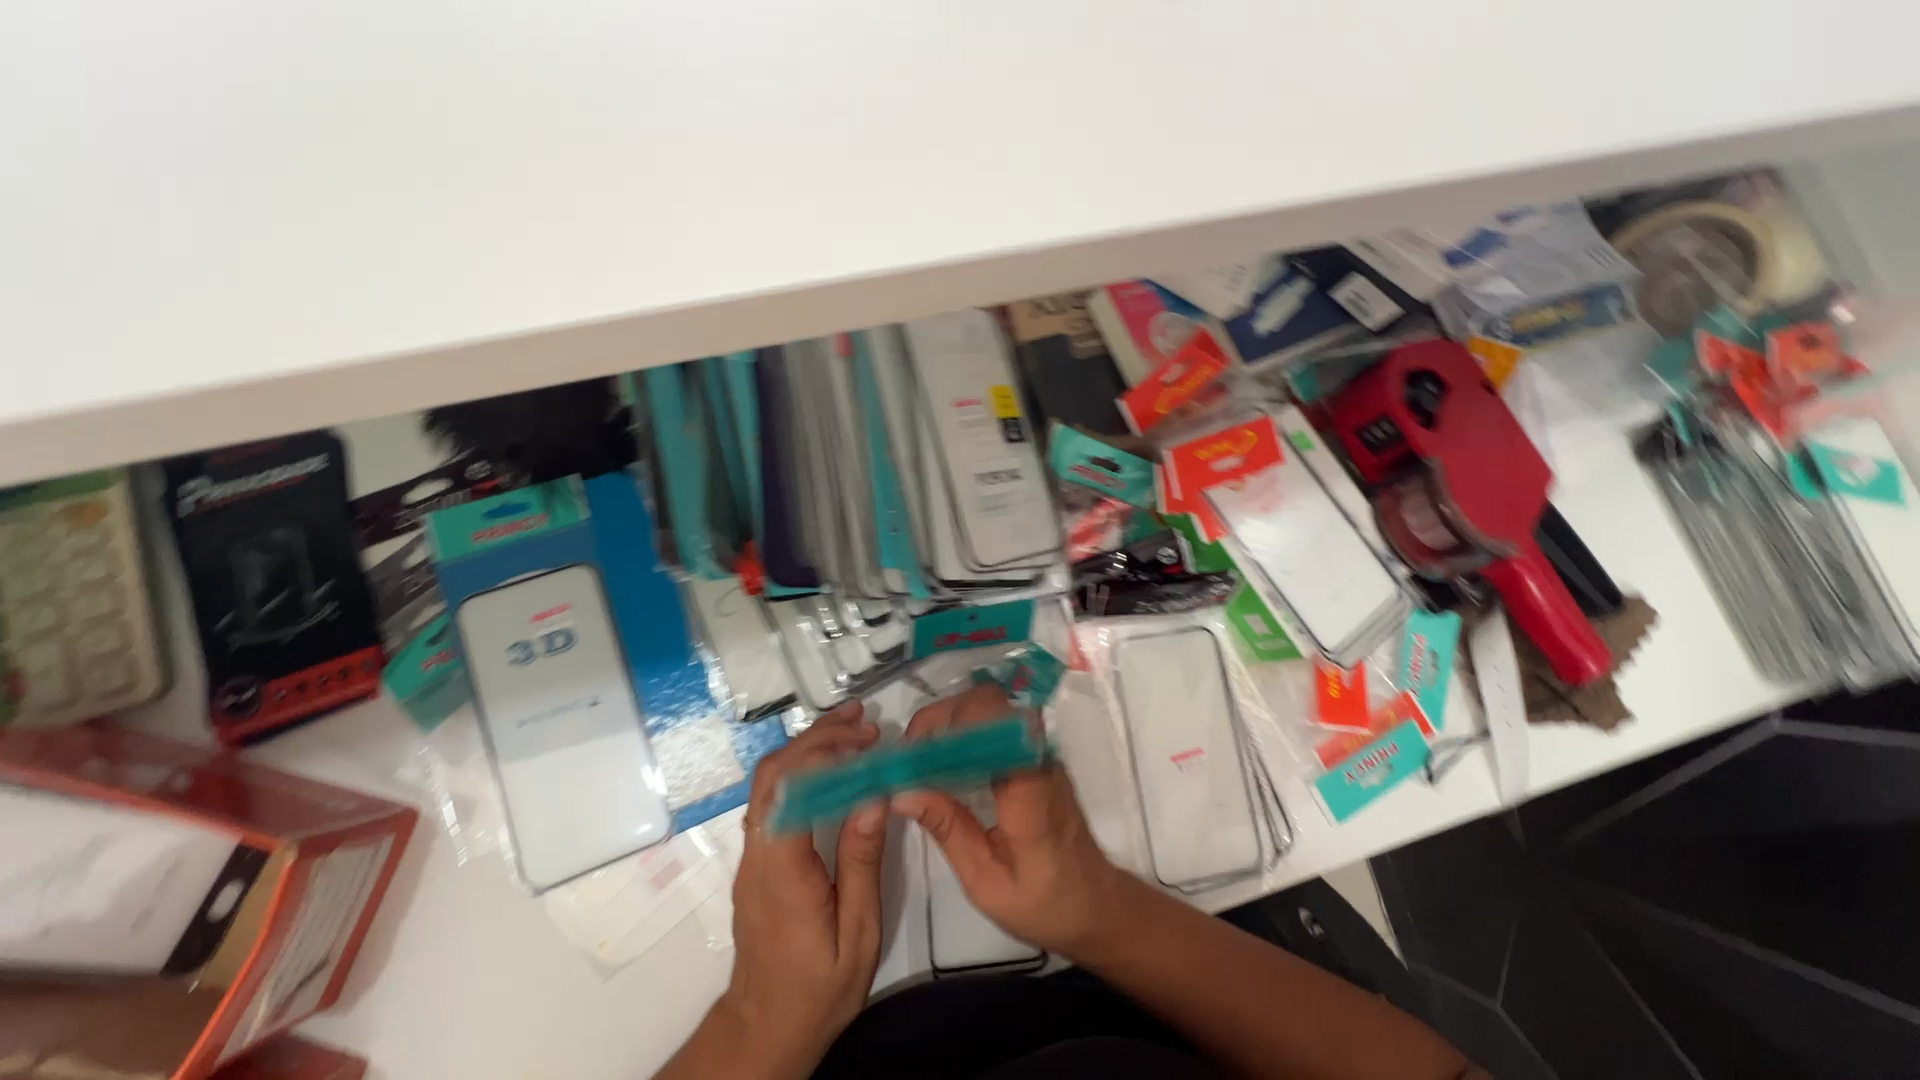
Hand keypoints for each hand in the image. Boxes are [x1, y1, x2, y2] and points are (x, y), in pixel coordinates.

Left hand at [720, 704, 888, 1074]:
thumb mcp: (858, 934)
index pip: (790, 790)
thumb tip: (873, 799)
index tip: (868, 743)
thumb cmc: (818, 989)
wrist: (766, 1026)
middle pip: (774, 774)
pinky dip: (802, 771)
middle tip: (865, 722)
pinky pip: (773, 800)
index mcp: (782, 871)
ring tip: (853, 727)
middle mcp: (758, 853)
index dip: (826, 754)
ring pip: (768, 783)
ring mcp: (752, 854)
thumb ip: (861, 864)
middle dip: (817, 738)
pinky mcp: (758, 859)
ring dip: (808, 748)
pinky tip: (834, 766)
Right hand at [892, 684, 1131, 959]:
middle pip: (990, 703)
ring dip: (953, 723)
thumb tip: (901, 791)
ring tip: (920, 758)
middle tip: (909, 753)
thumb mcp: (986, 881)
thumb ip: (948, 830)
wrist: (1097, 906)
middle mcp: (1039, 759)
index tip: (911, 749)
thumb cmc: (1044, 903)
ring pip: (995, 710)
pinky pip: (1000, 729)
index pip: (993, 720)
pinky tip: (944, 765)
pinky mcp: (1039, 761)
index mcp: (1028, 787)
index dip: (947, 720)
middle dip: (942, 716)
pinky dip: (967, 735)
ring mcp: (1042, 756)